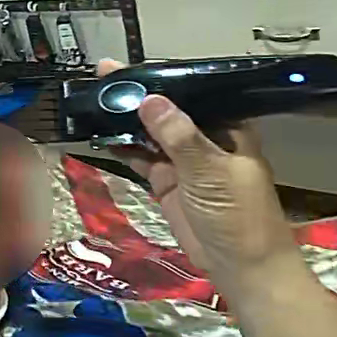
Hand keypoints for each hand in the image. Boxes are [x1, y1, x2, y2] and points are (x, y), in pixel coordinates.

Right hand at [95, 61, 298, 289]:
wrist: (242, 269)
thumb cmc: (238, 215)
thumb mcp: (210, 171)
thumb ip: (179, 136)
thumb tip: (149, 99)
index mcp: (226, 128)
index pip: (191, 94)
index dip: (161, 79)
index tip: (128, 67)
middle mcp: (204, 139)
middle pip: (167, 112)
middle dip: (137, 98)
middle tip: (102, 77)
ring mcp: (184, 162)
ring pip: (151, 134)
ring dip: (127, 121)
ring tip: (94, 101)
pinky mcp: (167, 183)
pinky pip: (142, 159)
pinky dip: (124, 148)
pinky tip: (102, 135)